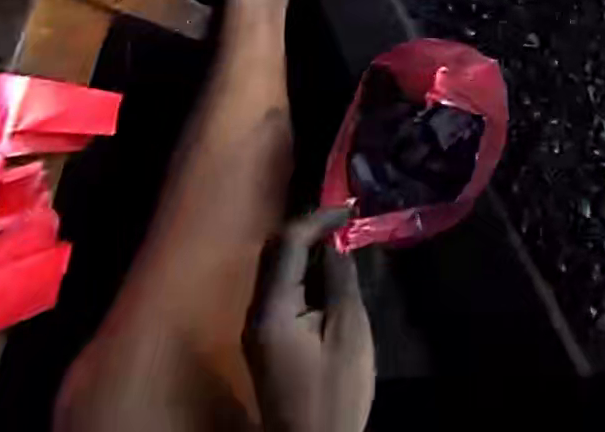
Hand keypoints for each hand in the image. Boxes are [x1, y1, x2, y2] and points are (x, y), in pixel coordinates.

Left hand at [243, 207, 374, 431]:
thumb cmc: (335, 394)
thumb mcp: (348, 332)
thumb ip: (340, 280)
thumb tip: (336, 244)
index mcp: (272, 310)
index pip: (288, 243)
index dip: (318, 219)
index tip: (350, 210)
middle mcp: (255, 313)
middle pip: (274, 250)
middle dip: (308, 227)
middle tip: (344, 218)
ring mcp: (257, 327)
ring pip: (275, 266)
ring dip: (304, 245)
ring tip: (339, 234)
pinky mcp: (266, 338)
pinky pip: (279, 286)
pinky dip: (301, 267)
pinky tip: (326, 266)